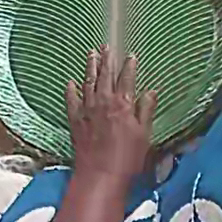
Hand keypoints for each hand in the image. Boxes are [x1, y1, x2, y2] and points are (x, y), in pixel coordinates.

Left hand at [66, 47, 156, 186]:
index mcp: (123, 104)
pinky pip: (71, 100)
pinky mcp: (74, 120)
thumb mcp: (144, 134)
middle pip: (105, 75)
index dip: (129, 66)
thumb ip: (146, 110)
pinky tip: (70, 81)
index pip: (127, 78)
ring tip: (91, 54)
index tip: (131, 55)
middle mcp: (103, 102)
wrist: (100, 175)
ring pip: (88, 82)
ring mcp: (86, 109)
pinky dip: (71, 89)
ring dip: (90, 67)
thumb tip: (151, 91)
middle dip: (107, 59)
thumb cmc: (127, 157)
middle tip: (106, 46)